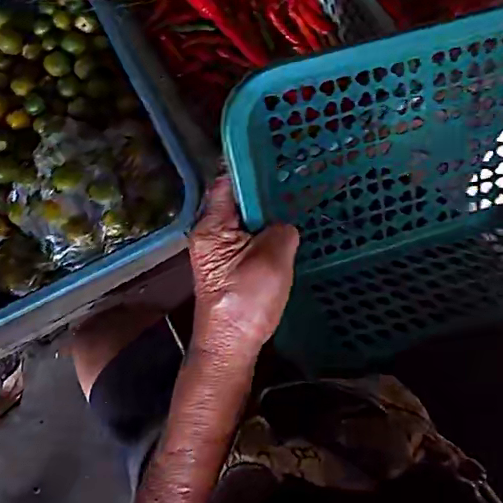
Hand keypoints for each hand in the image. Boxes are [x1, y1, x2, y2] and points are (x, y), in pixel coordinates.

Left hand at [186, 175, 298, 357]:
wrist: (230, 346)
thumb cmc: (246, 302)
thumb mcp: (272, 260)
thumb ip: (281, 231)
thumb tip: (284, 224)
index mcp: (211, 226)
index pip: (226, 183)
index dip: (249, 168)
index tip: (275, 157)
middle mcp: (208, 233)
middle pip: (234, 200)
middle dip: (261, 190)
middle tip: (294, 176)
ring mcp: (217, 250)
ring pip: (243, 220)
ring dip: (265, 213)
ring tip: (294, 199)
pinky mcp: (227, 265)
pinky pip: (247, 238)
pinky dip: (265, 232)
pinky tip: (287, 231)